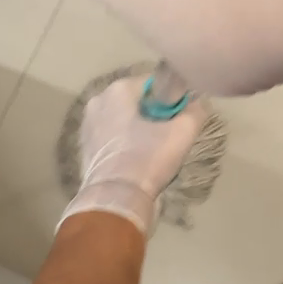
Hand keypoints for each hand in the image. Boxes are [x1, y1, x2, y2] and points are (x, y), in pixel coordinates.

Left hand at [62, 76, 207, 233]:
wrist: (116, 199)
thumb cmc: (148, 159)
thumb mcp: (183, 133)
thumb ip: (196, 111)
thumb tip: (199, 102)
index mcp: (118, 89)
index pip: (153, 83)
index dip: (170, 99)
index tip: (178, 118)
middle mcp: (98, 100)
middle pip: (136, 101)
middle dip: (152, 114)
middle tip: (167, 136)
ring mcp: (87, 124)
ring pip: (122, 119)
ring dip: (137, 129)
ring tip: (151, 151)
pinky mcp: (83, 146)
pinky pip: (110, 136)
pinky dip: (123, 143)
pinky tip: (134, 160)